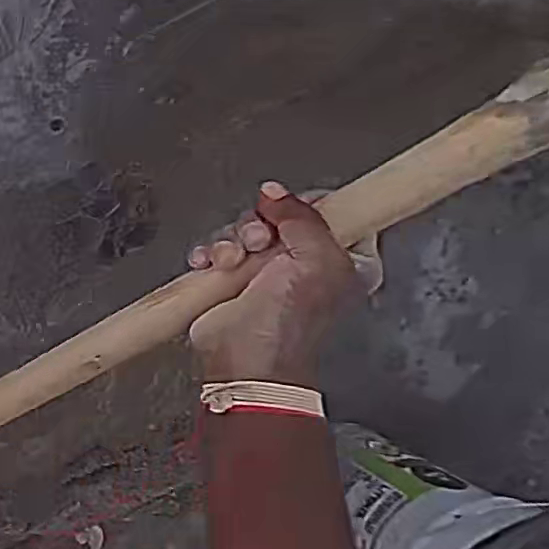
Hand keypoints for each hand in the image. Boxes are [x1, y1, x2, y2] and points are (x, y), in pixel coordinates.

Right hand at [186, 182, 362, 385]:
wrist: (244, 356)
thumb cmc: (288, 321)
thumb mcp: (316, 260)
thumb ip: (303, 217)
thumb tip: (275, 192)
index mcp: (340, 257)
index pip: (326, 211)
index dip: (301, 206)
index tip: (286, 214)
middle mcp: (303, 262)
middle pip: (275, 217)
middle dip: (256, 227)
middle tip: (257, 245)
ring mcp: (264, 271)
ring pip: (241, 232)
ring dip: (229, 243)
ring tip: (231, 264)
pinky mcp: (231, 279)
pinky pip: (215, 249)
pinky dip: (208, 254)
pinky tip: (210, 266)